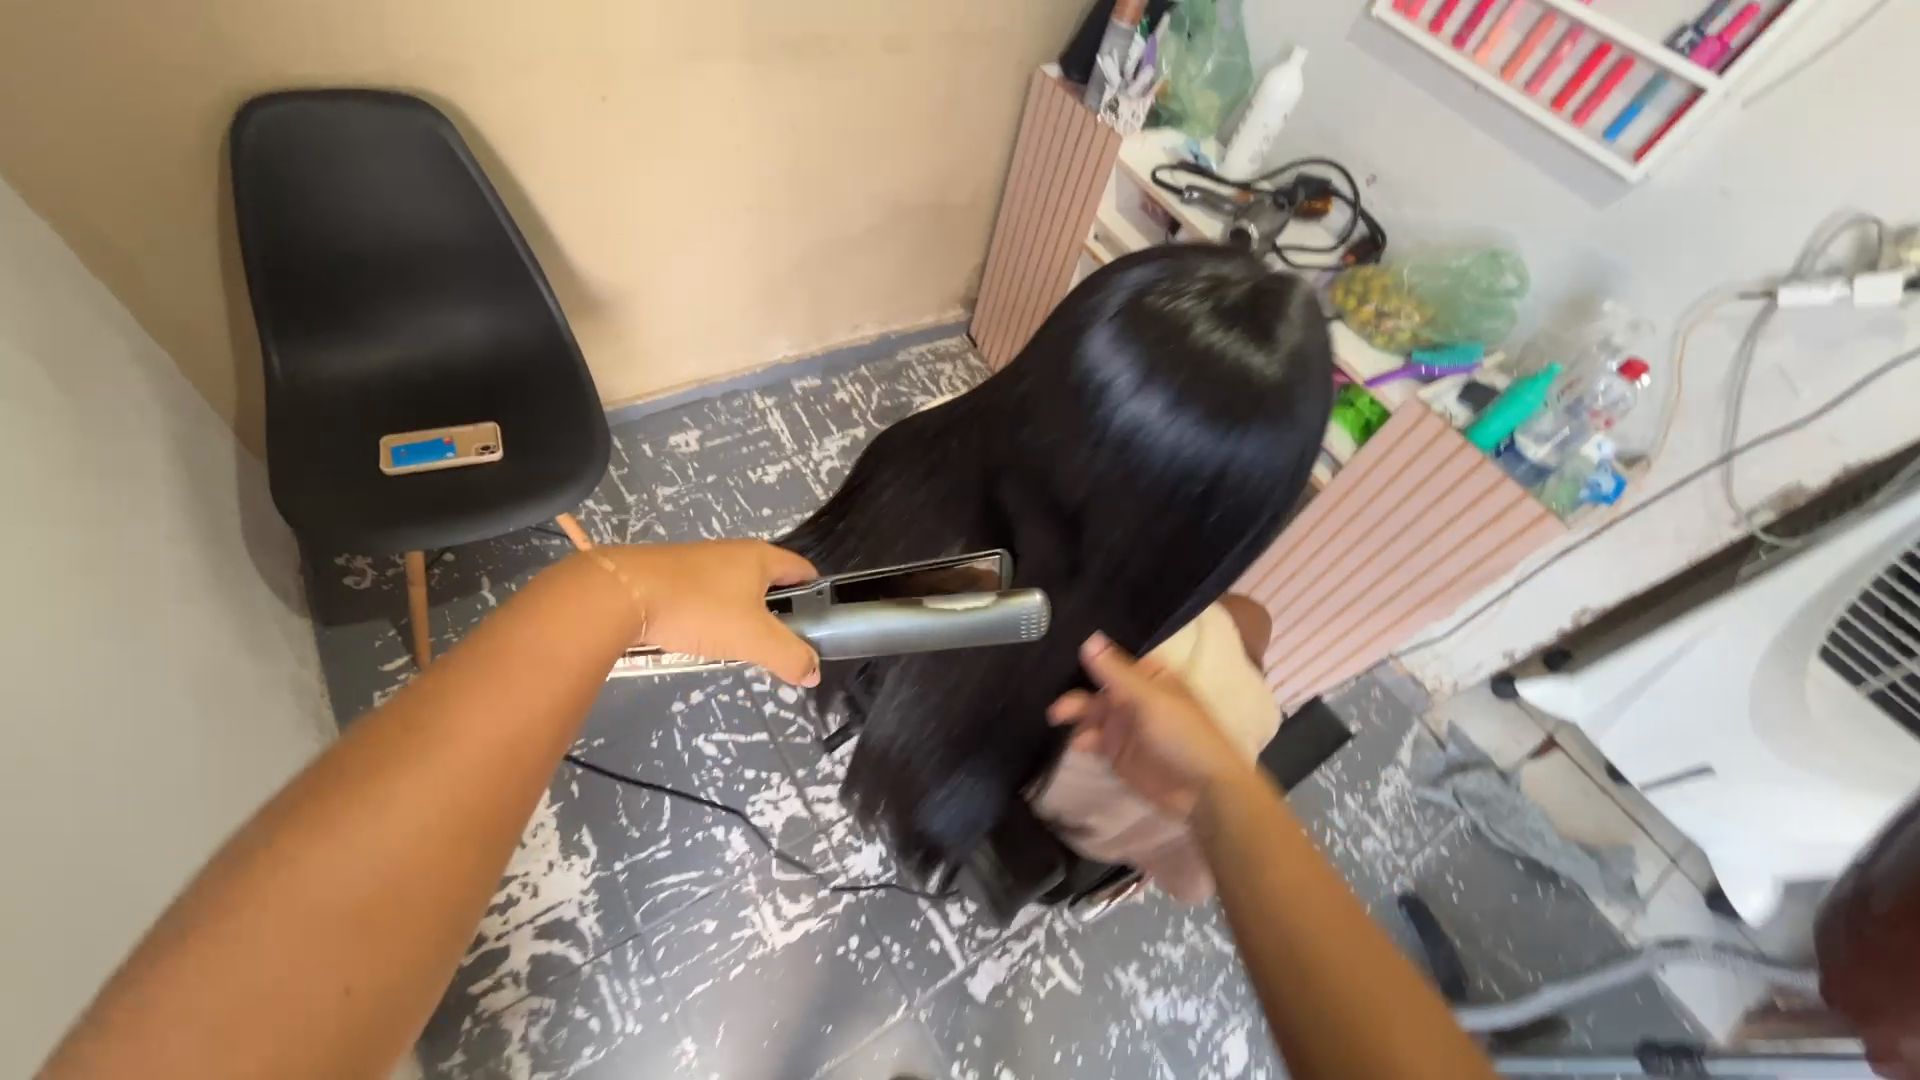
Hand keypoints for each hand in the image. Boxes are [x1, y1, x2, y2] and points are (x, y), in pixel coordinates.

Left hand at [595, 540, 820, 685]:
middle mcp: (734, 553)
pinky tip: (701, 639)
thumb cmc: (699, 608)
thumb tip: (813, 672)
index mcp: (761, 558)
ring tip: (738, 648)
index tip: (817, 627)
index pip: (803, 571)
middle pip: (769, 584)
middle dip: (777, 614)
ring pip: (736, 593)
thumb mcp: (753, 638)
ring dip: (742, 619)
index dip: (816, 596)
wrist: (621, 594)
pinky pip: (706, 599)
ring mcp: (700, 563)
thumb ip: (789, 656)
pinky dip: (711, 619)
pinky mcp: (672, 577)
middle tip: (777, 645)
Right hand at [1047, 632, 1251, 817]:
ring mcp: (1124, 724)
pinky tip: (1079, 744)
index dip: (1088, 656)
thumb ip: (1116, 672)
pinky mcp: (1116, 751)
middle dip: (1075, 691)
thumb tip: (1090, 639)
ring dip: (1074, 713)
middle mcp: (1133, 696)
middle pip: (1095, 686)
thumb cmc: (1183, 735)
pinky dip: (1082, 738)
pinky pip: (1091, 738)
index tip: (1059, 653)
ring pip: (1090, 711)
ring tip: (1059, 719)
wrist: (1202, 792)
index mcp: (1148, 676)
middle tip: (1058, 705)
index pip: (1112, 659)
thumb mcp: (1151, 699)